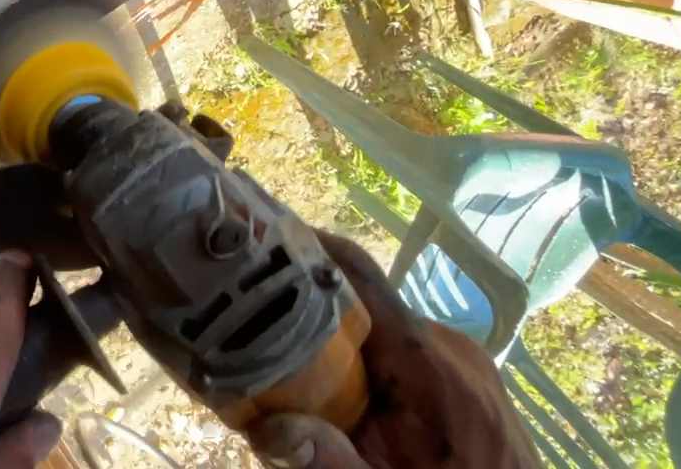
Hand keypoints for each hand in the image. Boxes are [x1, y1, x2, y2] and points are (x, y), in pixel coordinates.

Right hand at [246, 234, 540, 468]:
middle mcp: (444, 343)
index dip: (296, 245)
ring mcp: (450, 355)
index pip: (355, 272)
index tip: (243, 235)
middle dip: (288, 303)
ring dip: (312, 333)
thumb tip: (262, 426)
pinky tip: (308, 380)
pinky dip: (339, 354)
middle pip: (346, 300)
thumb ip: (332, 464)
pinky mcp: (450, 372)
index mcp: (435, 363)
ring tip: (257, 346)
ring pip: (360, 322)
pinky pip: (380, 344)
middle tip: (229, 309)